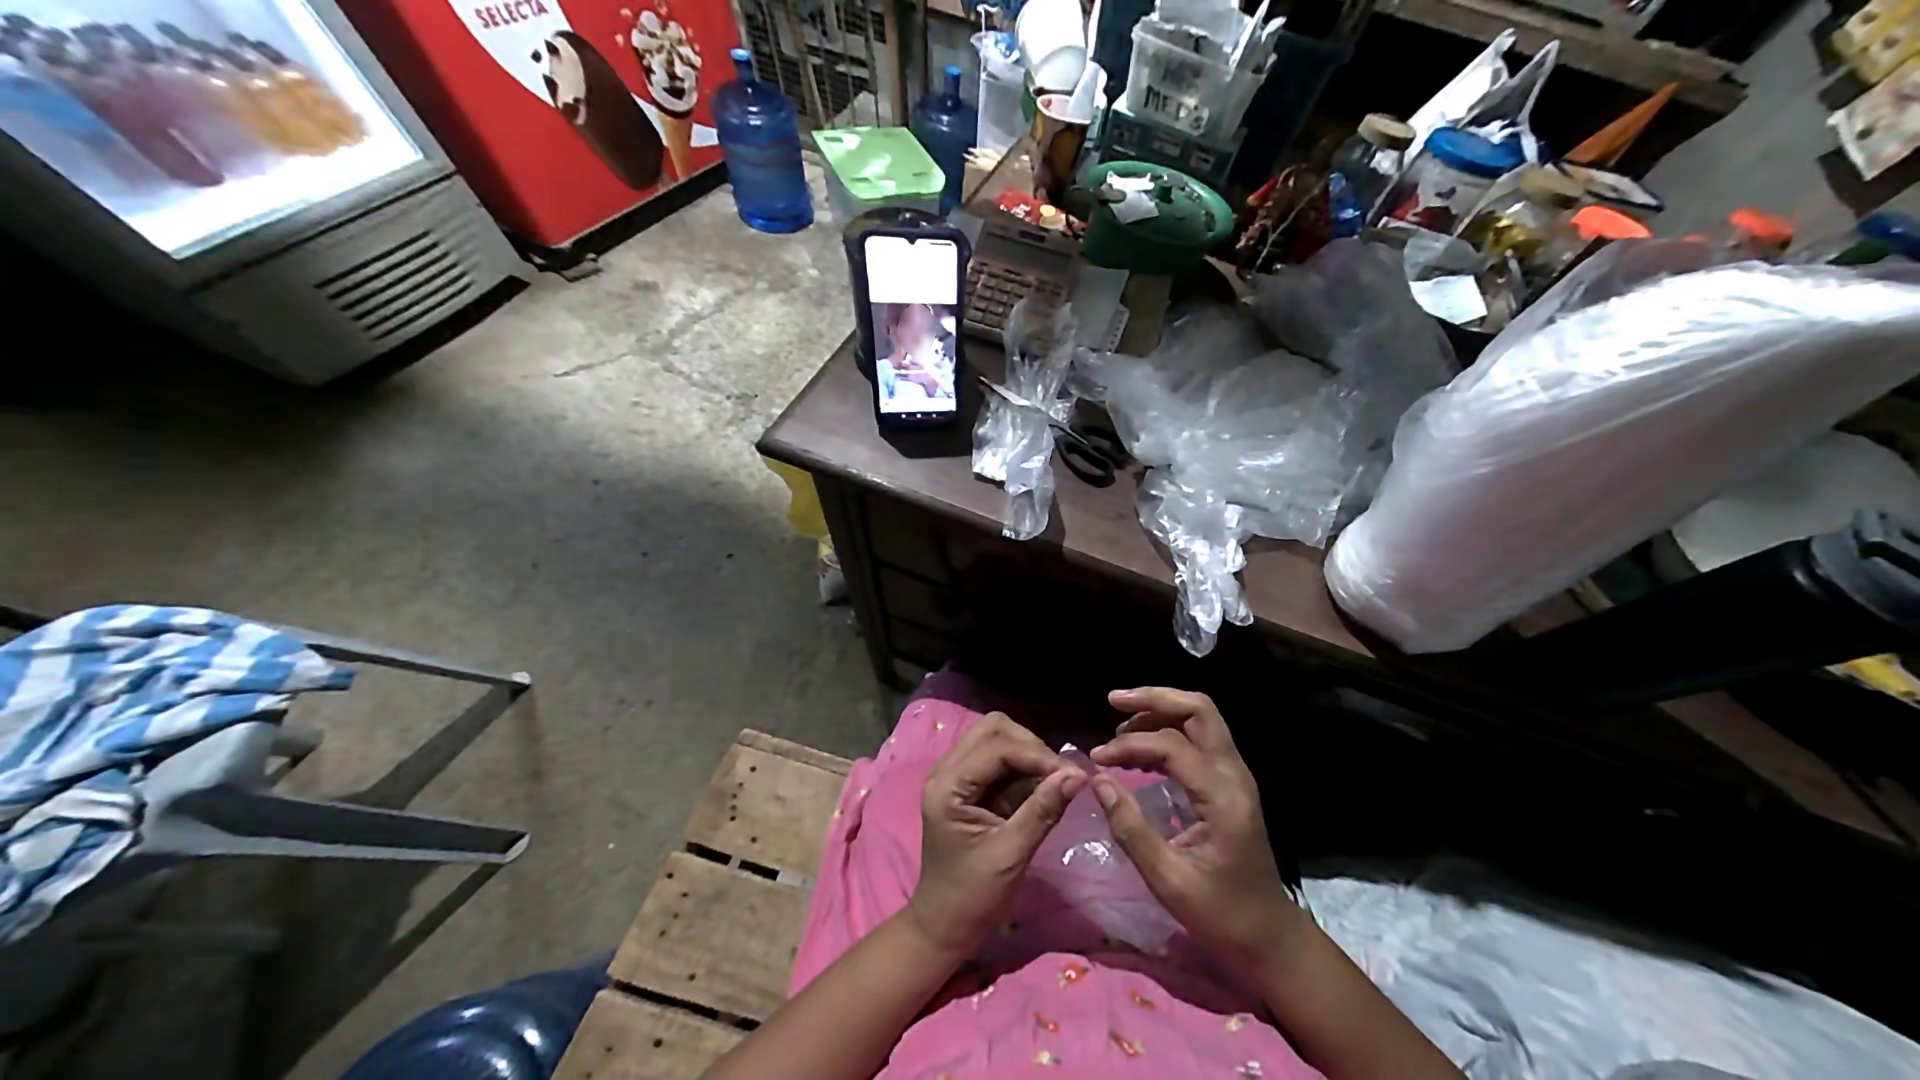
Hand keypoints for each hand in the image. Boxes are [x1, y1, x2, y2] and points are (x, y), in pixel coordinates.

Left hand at [906, 713, 1085, 958]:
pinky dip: (1023, 768)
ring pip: (997, 739)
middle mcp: (946, 770)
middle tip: (1060, 776)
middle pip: (994, 729)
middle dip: (1031, 746)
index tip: (1072, 775)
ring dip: (1029, 754)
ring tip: (1056, 783)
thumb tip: (1079, 775)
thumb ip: (1043, 810)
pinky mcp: (969, 786)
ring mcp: (956, 775)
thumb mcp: (1012, 853)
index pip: (997, 746)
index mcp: (947, 785)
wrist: (945, 924)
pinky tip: (1043, 789)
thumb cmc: (973, 895)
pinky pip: (999, 760)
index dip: (1037, 754)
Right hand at [1090, 688, 1303, 974]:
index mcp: (1223, 798)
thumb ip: (1131, 828)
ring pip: (1201, 719)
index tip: (1096, 759)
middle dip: (1155, 698)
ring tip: (1121, 726)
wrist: (1269, 935)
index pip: (1173, 746)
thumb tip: (1098, 781)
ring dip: (1161, 711)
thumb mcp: (1168, 880)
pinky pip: (1200, 739)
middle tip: (1114, 701)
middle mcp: (1235, 776)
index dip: (1130, 745)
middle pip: (1199, 710)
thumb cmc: (1220, 913)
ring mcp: (1236, 777)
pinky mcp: (1230, 784)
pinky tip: (1140, 749)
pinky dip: (1169, 730)